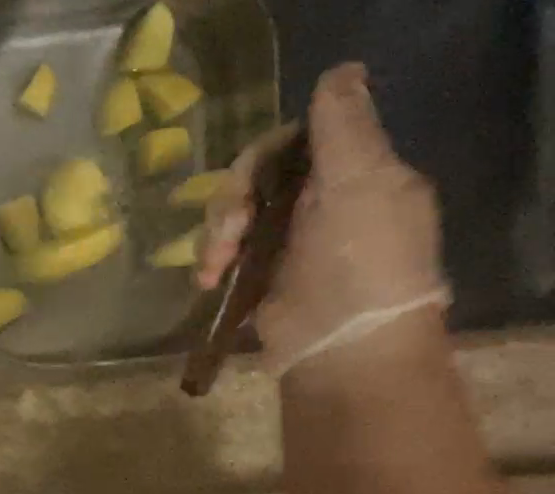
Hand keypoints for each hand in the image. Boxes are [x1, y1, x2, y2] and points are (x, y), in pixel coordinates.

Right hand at [199, 63, 450, 374]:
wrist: (340, 344)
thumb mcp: (360, 185)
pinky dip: (209, 263)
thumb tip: (338, 73)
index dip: (260, 156)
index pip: (294, 141)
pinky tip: (209, 282)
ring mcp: (285, 241)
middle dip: (228, 204)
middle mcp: (319, 201)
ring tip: (214, 271)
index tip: (248, 184)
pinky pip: (220, 251)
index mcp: (353, 173)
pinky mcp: (256, 275)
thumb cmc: (359, 263)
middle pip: (252, 179)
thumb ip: (345, 129)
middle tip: (228, 237)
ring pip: (229, 216)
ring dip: (213, 238)